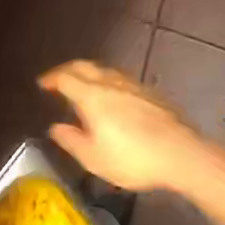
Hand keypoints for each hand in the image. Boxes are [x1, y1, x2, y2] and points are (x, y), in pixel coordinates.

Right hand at [38, 59, 205, 191]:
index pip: (66, 78)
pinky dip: (107, 81)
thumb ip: (71, 140)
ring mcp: (133, 85)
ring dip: (89, 73)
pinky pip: (121, 79)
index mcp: (92, 96)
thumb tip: (55, 128)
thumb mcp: (94, 158)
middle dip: (67, 69)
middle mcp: (111, 83)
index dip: (51, 78)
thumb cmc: (132, 158)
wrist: (181, 154)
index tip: (43, 84)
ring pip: (105, 70)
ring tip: (83, 86)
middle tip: (58, 79)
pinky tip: (112, 97)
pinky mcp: (150, 92)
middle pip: (84, 66)